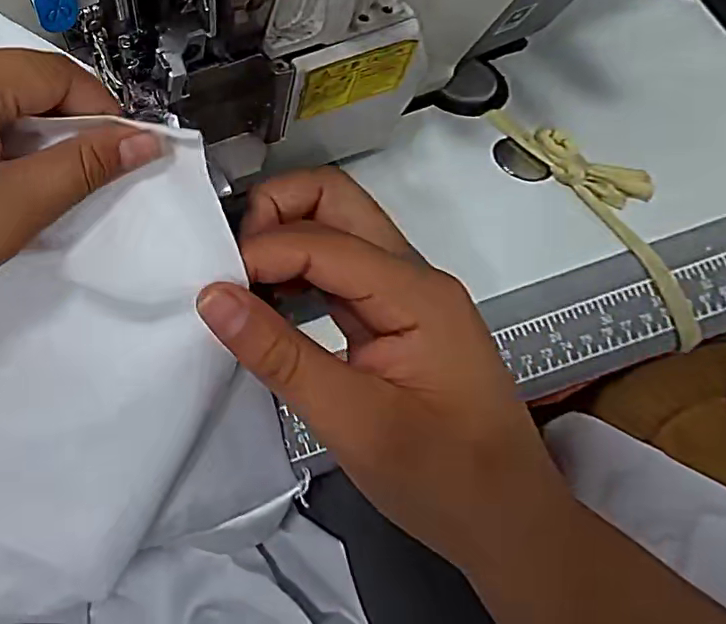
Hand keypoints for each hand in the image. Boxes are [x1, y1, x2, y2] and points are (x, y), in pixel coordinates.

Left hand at [0, 47, 161, 354]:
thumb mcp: (11, 206)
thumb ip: (83, 165)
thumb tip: (144, 138)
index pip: (53, 73)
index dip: (99, 112)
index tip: (125, 156)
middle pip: (19, 83)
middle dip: (58, 129)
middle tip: (75, 183)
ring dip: (22, 140)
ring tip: (27, 191)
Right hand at [194, 168, 583, 576]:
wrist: (513, 528)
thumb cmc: (448, 480)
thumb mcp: (355, 425)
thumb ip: (279, 355)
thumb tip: (212, 297)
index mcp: (414, 293)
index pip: (318, 242)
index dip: (259, 254)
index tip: (215, 291)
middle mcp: (409, 274)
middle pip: (330, 197)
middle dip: (271, 211)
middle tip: (231, 261)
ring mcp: (399, 288)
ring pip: (328, 220)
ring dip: (278, 236)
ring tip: (241, 282)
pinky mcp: (385, 308)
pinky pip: (329, 260)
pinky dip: (289, 265)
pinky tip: (266, 300)